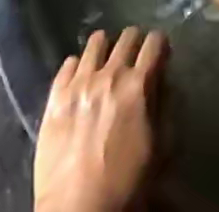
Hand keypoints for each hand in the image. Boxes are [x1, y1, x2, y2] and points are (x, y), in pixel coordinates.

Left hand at [34, 27, 168, 211]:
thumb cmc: (126, 182)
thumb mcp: (160, 145)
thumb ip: (163, 105)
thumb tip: (162, 81)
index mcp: (138, 85)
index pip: (155, 42)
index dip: (161, 44)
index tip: (160, 54)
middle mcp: (109, 76)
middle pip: (128, 36)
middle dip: (136, 42)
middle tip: (135, 58)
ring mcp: (79, 85)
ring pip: (96, 43)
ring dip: (107, 47)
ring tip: (107, 61)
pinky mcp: (55, 100)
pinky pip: (67, 65)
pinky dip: (78, 65)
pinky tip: (81, 76)